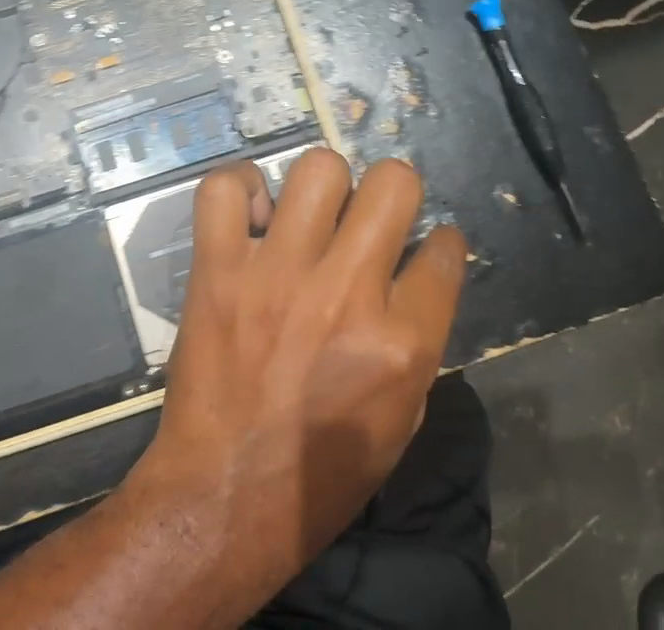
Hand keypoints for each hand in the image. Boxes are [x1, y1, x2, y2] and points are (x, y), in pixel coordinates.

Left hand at [128, 148, 466, 594]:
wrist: (225, 494)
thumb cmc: (322, 473)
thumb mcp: (403, 419)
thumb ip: (418, 338)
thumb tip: (416, 274)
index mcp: (403, 340)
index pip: (444, 249)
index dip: (439, 244)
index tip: (423, 248)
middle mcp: (347, 293)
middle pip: (392, 185)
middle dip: (393, 193)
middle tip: (368, 220)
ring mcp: (276, 275)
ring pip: (318, 169)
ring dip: (323, 187)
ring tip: (309, 217)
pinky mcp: (218, 270)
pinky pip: (225, 188)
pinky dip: (239, 187)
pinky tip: (251, 214)